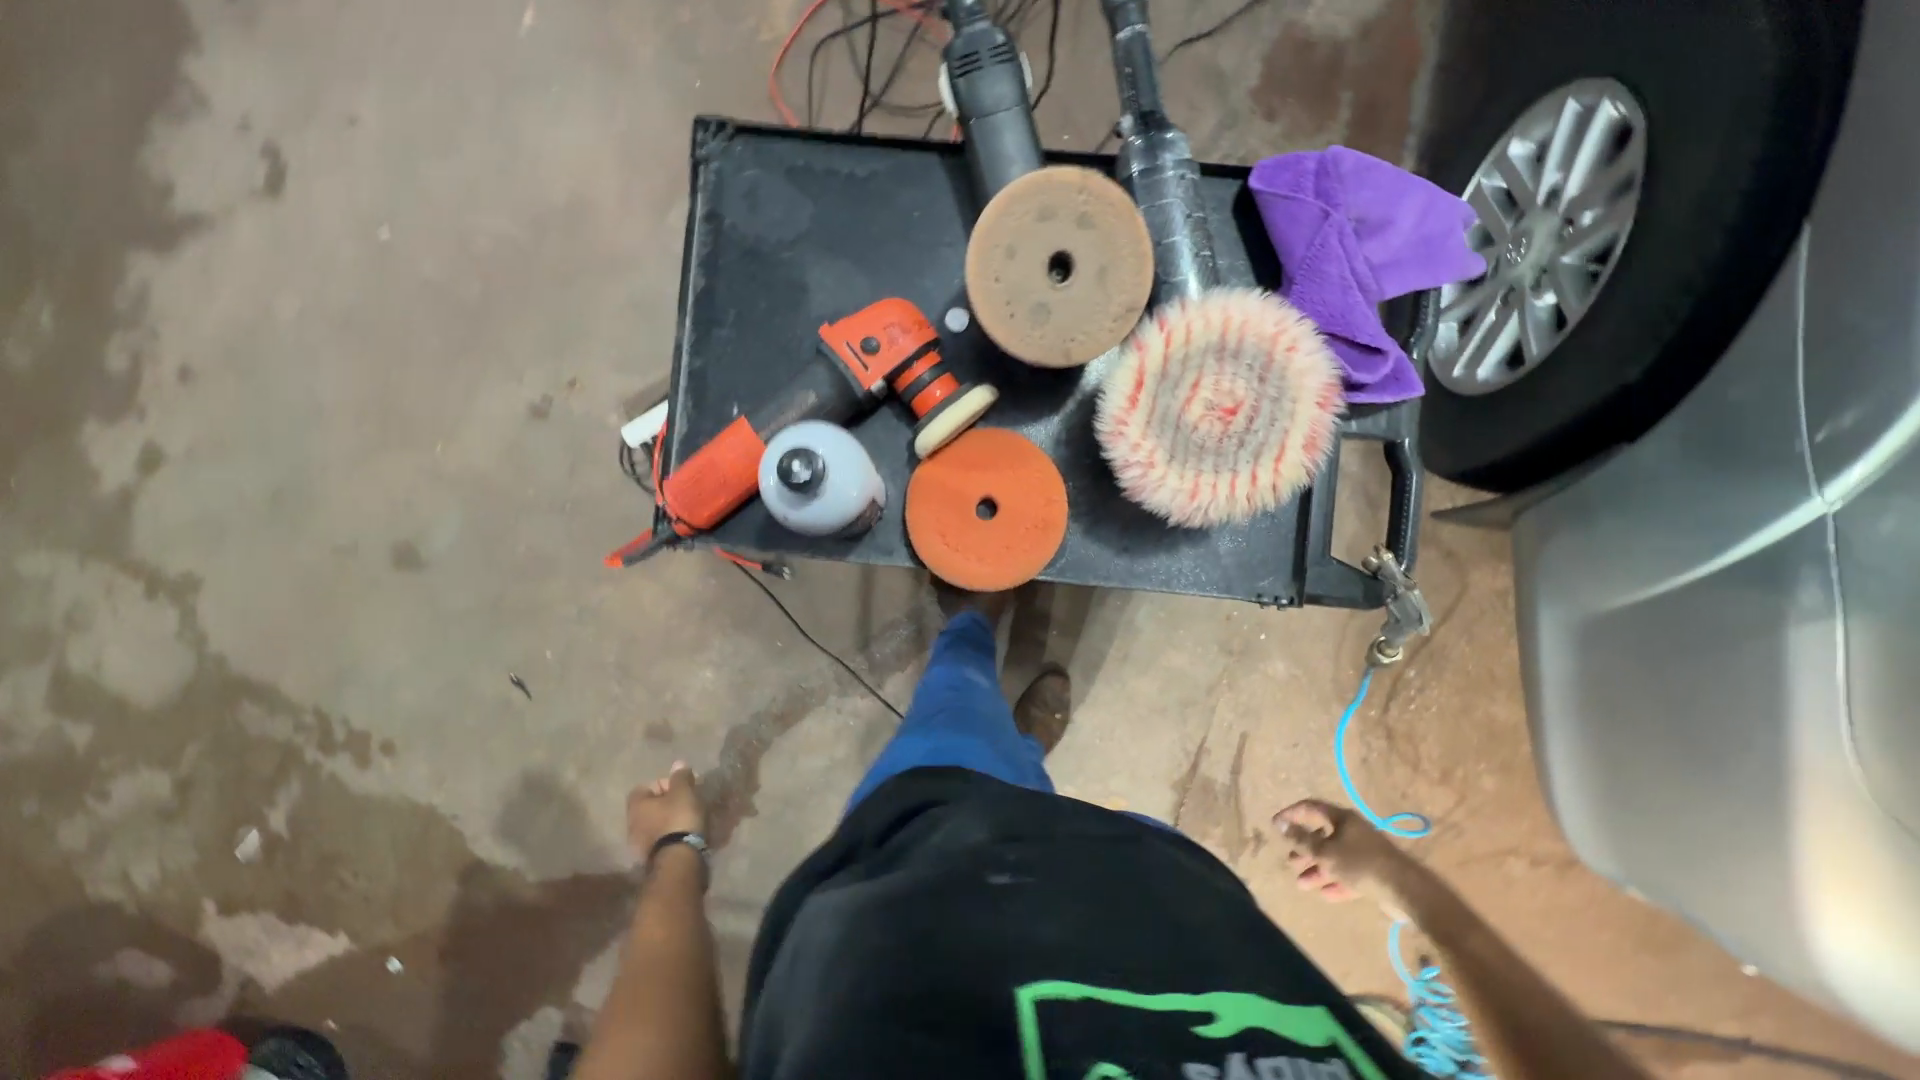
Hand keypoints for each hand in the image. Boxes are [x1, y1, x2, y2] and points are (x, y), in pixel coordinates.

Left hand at [627, 761, 706, 857]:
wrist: (678, 859)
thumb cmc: (678, 818)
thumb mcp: (684, 792)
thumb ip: (680, 777)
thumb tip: (678, 763)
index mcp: (636, 804)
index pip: (646, 786)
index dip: (665, 784)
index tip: (682, 788)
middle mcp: (631, 822)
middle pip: (650, 806)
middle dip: (667, 803)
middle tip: (686, 804)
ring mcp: (638, 843)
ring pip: (654, 824)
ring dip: (668, 821)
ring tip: (687, 821)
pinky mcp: (648, 857)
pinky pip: (659, 839)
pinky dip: (669, 835)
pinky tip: (683, 836)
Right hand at [1274, 799, 1428, 918]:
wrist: (1405, 890)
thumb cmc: (1360, 864)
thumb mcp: (1325, 852)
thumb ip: (1301, 840)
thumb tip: (1281, 824)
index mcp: (1342, 819)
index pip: (1311, 807)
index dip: (1291, 814)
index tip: (1275, 824)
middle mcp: (1354, 831)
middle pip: (1323, 836)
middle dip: (1305, 849)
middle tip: (1291, 861)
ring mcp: (1365, 852)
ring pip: (1335, 858)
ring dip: (1317, 870)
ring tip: (1302, 884)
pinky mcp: (1374, 872)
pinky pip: (1349, 874)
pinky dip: (1335, 882)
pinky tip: (1324, 894)